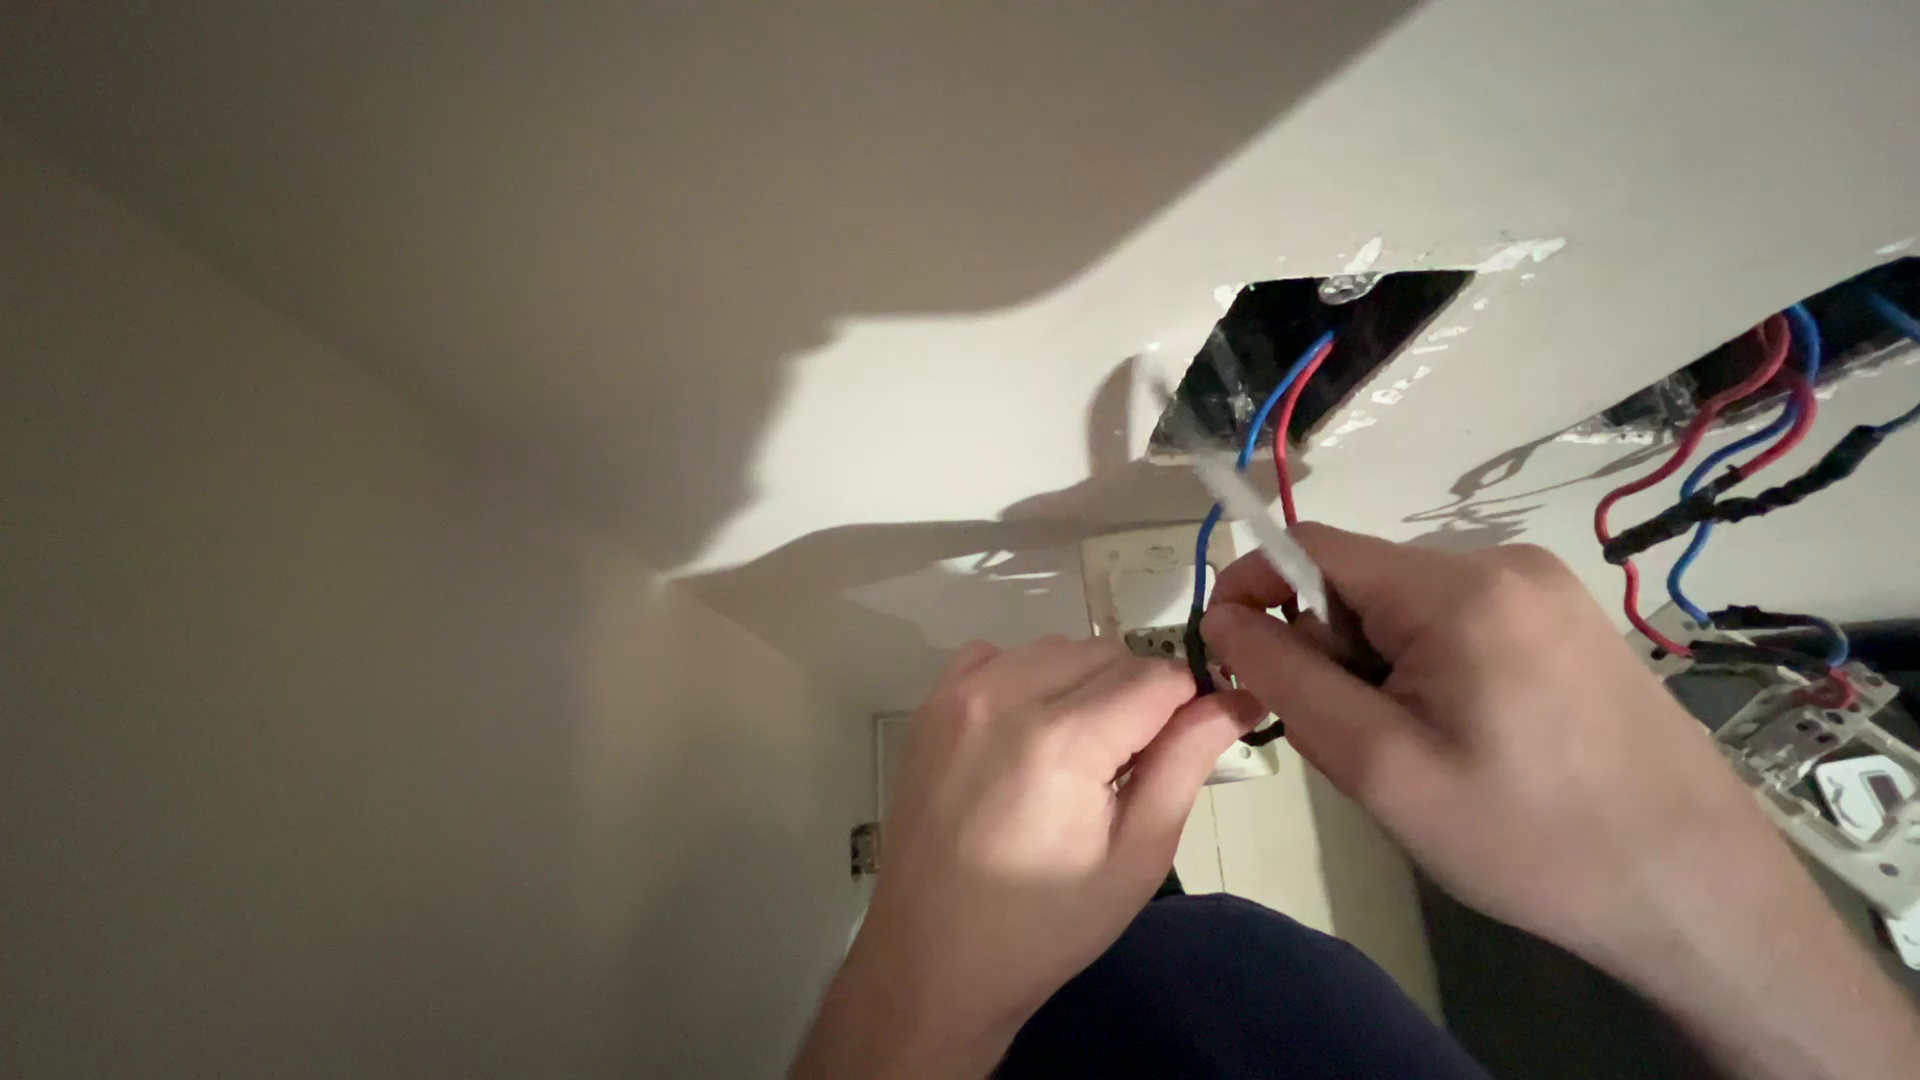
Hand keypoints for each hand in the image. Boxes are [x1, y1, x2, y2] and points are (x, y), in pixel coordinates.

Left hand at [791, 637, 1261, 1079]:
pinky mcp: (931, 703)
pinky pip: (998, 655)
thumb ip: (1186, 763)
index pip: (1155, 675)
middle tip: (1139, 757)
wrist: (931, 956)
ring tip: (1083, 749)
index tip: (1199, 730)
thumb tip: (1237, 695)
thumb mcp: (1136, 858)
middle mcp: (1005, 695)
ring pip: (1056, 648)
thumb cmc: (1044, 926)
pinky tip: (1028, 727)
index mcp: (1061, 740)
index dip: (1191, 697)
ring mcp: (959, 693)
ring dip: (1087, 680)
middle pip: (1107, 653)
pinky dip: (1028, 674)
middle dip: (1141, 691)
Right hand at [1200, 524, 1764, 958]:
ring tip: (1407, 746)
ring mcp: (1541, 590)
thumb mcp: (1376, 763)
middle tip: (1347, 736)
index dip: (1250, 585)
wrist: (1701, 901)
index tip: (1226, 649)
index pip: (1310, 546)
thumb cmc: (1525, 838)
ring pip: (1396, 607)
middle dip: (1323, 648)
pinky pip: (1446, 622)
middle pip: (1355, 583)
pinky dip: (1416, 667)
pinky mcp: (1561, 620)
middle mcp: (1503, 564)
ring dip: (1369, 665)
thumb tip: (1220, 618)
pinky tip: (1452, 733)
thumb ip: (1283, 677)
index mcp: (1459, 590)